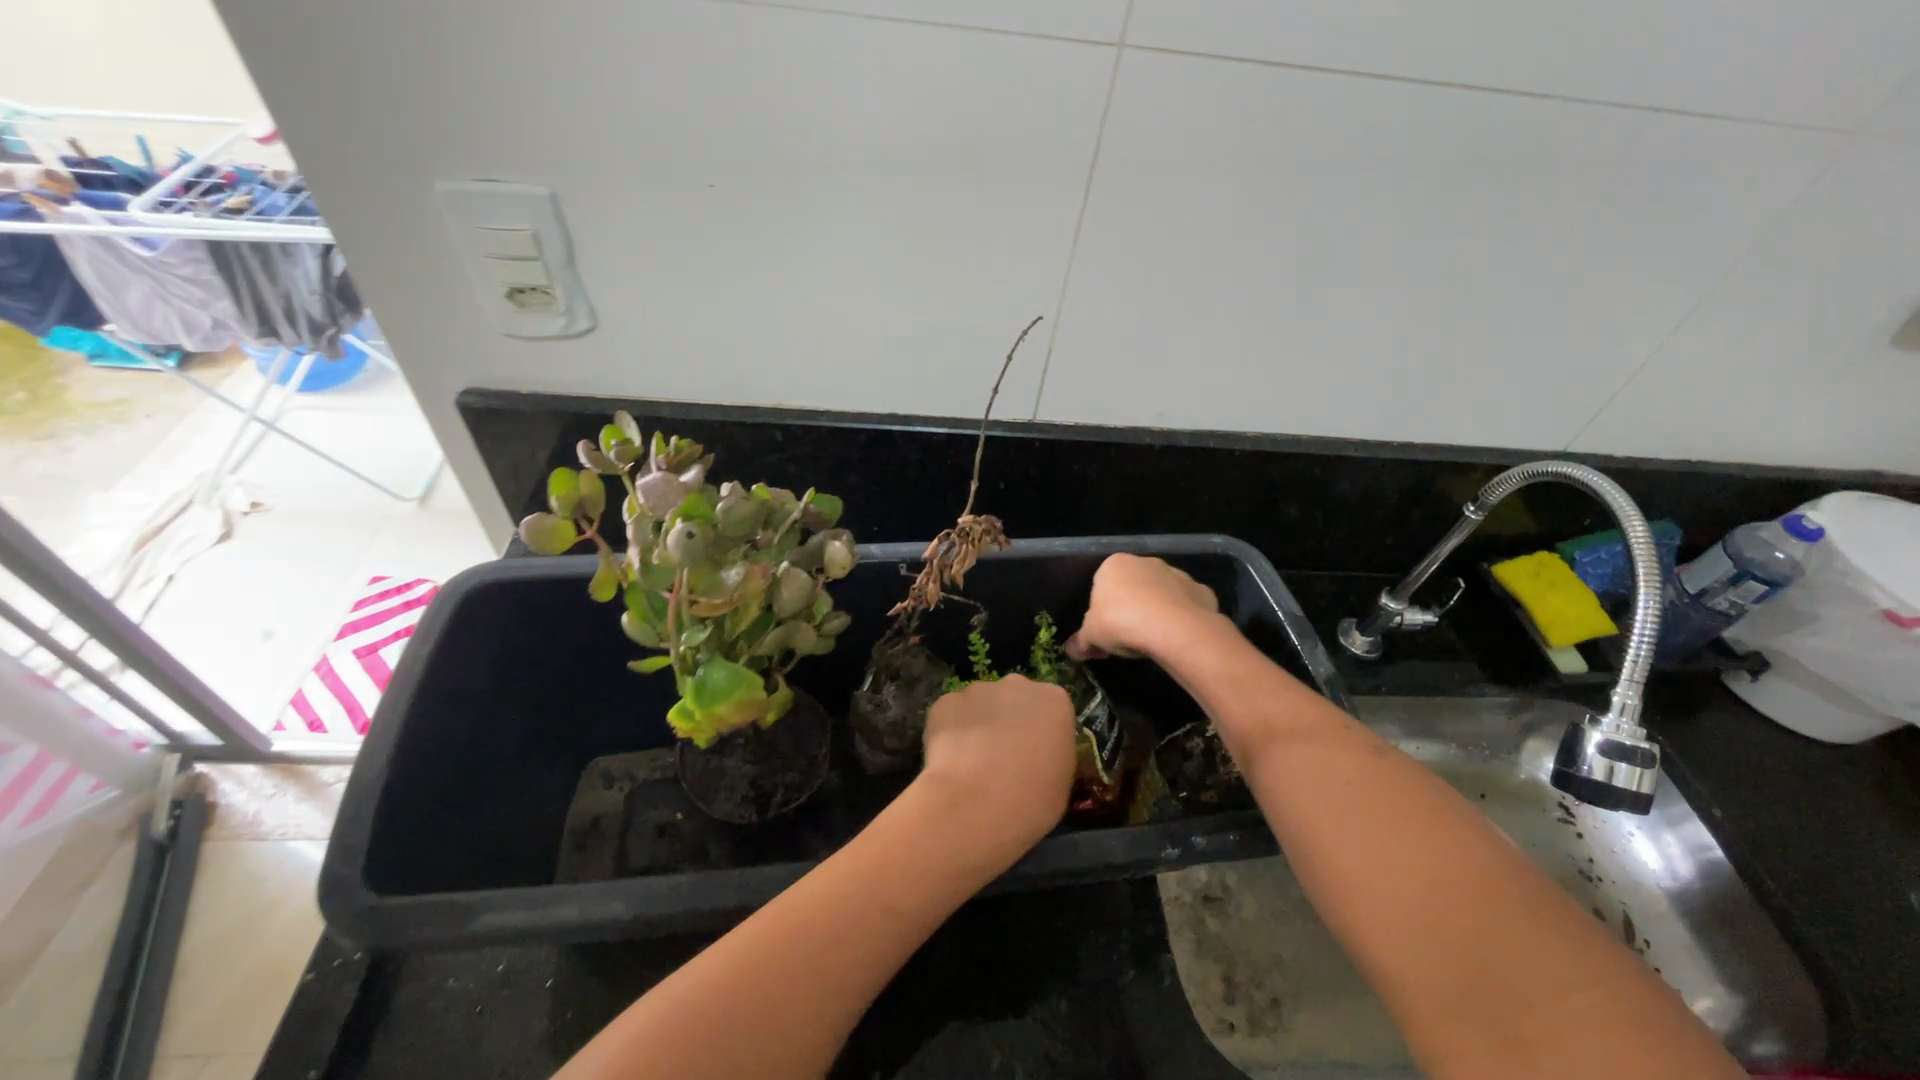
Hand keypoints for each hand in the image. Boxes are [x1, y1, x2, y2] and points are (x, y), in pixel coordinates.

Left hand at [915, 675, 1076, 857]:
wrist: (977, 803)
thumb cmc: (1033, 799)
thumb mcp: (1061, 781)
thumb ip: (1050, 755)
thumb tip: (1034, 757)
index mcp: (1054, 700)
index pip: (1050, 709)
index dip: (1039, 733)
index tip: (1032, 756)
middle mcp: (1017, 685)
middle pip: (1014, 699)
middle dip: (1008, 721)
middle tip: (1001, 758)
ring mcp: (978, 690)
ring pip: (979, 705)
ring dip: (977, 726)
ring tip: (971, 764)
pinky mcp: (945, 701)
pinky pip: (951, 715)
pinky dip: (950, 733)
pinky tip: (950, 762)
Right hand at [1066, 554, 1224, 662]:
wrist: (1173, 628)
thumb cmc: (1121, 622)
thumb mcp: (1091, 635)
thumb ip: (1081, 641)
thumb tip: (1071, 650)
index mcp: (1114, 565)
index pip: (1102, 585)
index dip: (1102, 611)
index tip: (1104, 632)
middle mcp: (1146, 562)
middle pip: (1133, 587)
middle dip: (1129, 609)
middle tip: (1126, 638)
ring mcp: (1176, 574)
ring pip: (1160, 595)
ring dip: (1155, 613)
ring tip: (1152, 642)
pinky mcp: (1200, 590)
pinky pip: (1185, 606)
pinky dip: (1181, 619)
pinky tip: (1176, 638)